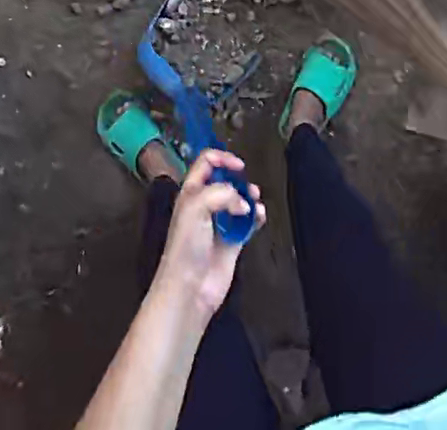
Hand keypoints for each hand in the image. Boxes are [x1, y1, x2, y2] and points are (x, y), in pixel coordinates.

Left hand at [151, 150, 263, 318]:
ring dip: (250, 197)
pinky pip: (248, 222)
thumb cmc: (186, 246)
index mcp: (192, 192)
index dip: (221, 158)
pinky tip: (259, 216)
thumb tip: (242, 199)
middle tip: (247, 185)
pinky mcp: (232, 240)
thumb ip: (221, 192)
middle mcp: (205, 204)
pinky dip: (256, 216)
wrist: (190, 288)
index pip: (206, 162)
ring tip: (255, 201)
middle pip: (225, 180)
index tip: (237, 165)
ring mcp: (219, 222)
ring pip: (239, 200)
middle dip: (239, 179)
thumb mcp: (197, 206)